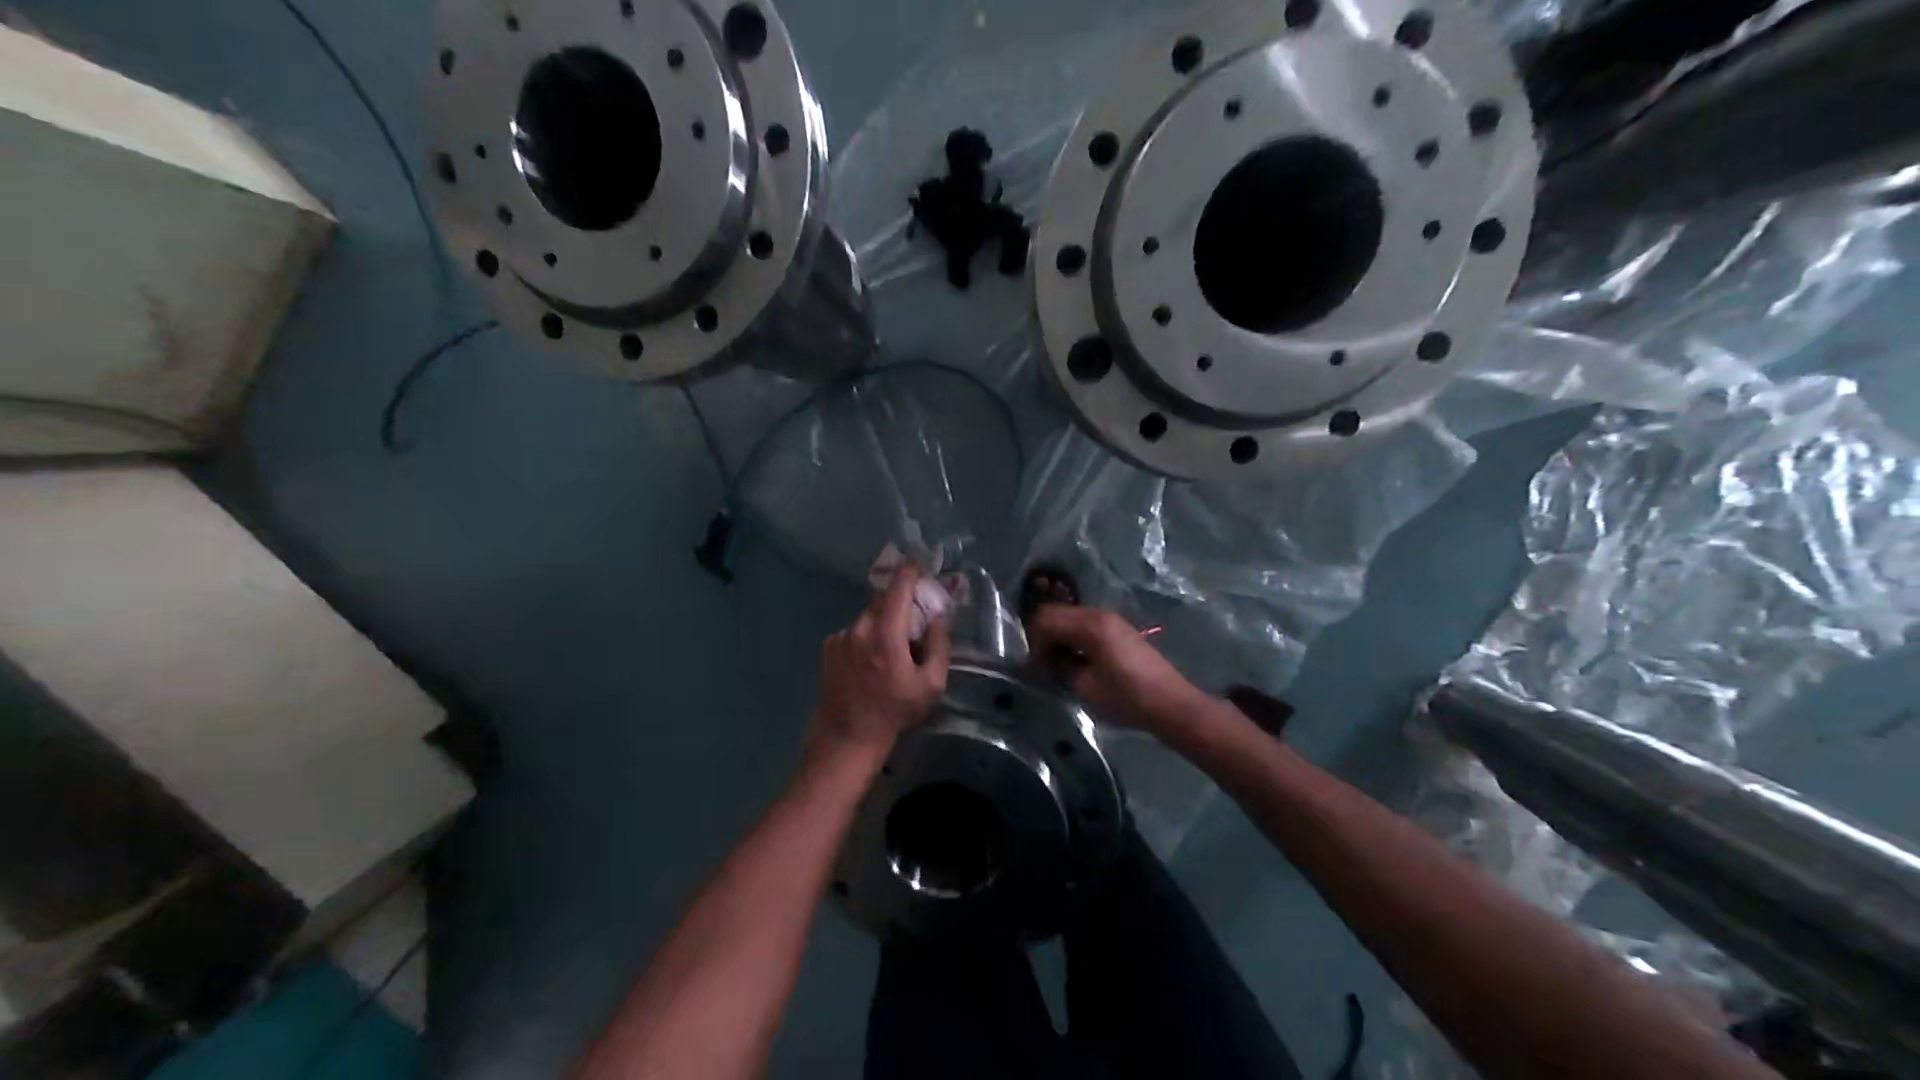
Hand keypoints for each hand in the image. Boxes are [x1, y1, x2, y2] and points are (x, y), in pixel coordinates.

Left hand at [808, 566, 951, 757]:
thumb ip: (939, 646)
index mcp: (886, 635)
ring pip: (868, 617)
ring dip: (882, 622)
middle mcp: (860, 629)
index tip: (918, 564)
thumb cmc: (895, 712)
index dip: (910, 573)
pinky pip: (853, 631)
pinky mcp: (829, 647)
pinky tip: (870, 661)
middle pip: (883, 602)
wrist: (848, 735)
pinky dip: (865, 636)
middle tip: (913, 618)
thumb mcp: (931, 685)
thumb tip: (938, 618)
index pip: (898, 590)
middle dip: (899, 603)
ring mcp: (841, 637)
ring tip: (891, 648)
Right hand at [1026, 604, 1209, 734]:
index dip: (1034, 642)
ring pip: (1069, 618)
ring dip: (1058, 638)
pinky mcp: (1118, 629)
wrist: (1170, 704)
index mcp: (1089, 624)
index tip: (1036, 668)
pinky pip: (1084, 625)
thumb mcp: (1084, 687)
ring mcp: (1110, 619)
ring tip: (1059, 666)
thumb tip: (1046, 662)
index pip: (1044, 619)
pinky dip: (1073, 639)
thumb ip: (1060, 668)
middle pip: (1056, 613)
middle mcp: (1098, 614)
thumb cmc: (1126, 697)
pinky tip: (1077, 662)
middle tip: (1043, 667)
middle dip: (1043, 638)